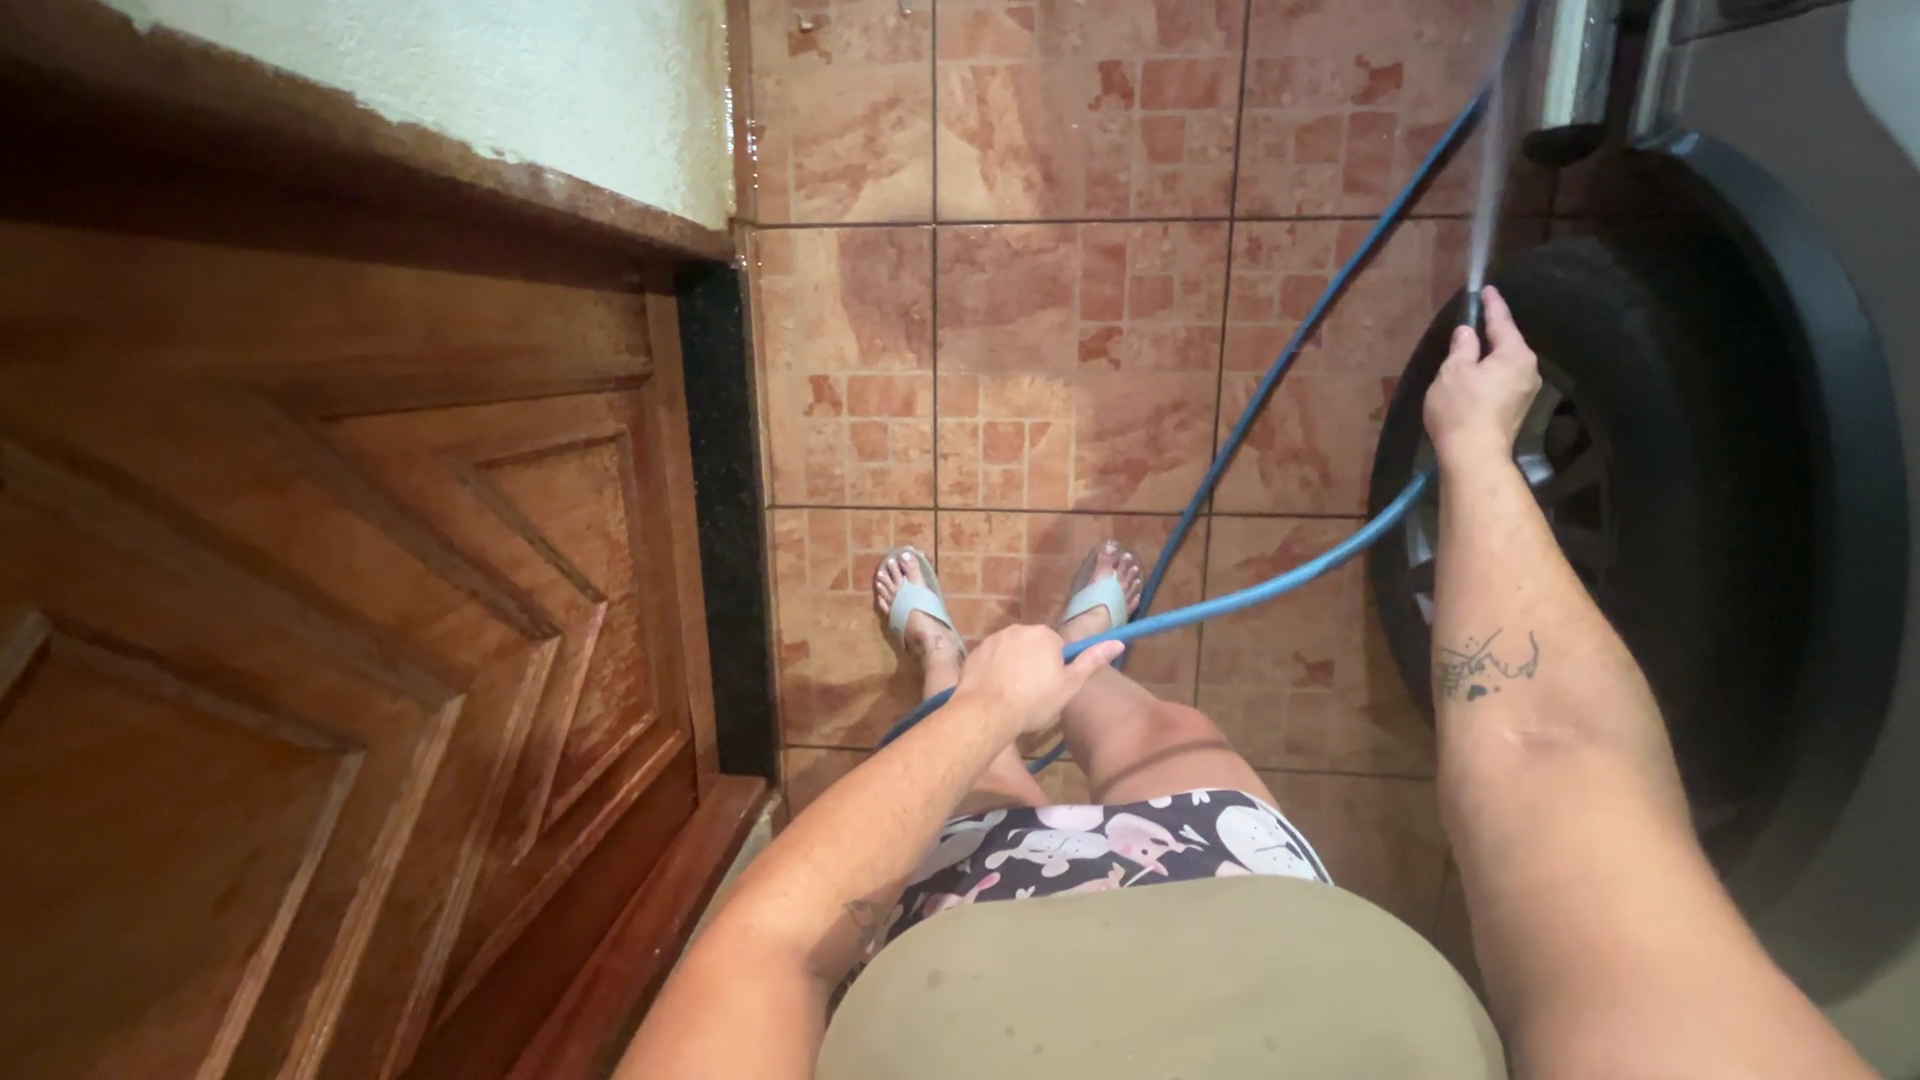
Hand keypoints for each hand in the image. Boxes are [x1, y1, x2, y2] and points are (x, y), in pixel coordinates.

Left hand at [951, 625, 1124, 735]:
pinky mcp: (975, 652)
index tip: (1049, 687)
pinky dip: (994, 671)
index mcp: (1044, 634)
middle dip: (1033, 664)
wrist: (987, 711)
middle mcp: (1018, 629)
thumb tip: (1118, 642)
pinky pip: (991, 659)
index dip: (1055, 668)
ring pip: (1010, 652)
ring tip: (1012, 695)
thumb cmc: (1034, 700)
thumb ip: (1092, 660)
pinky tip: (995, 692)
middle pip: (1032, 646)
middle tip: (1032, 693)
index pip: (1056, 646)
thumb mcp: (1070, 684)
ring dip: (1013, 667)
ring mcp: (994, 639)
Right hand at [1424, 286, 1541, 469]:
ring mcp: (1526, 391)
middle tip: (1473, 325)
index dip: (1492, 305)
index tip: (1488, 289)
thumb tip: (1468, 332)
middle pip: (1507, 344)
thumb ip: (1462, 348)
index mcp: (1515, 354)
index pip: (1502, 322)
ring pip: (1505, 365)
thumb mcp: (1453, 372)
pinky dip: (1488, 376)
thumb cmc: (1460, 408)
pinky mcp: (1517, 409)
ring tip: (1469, 356)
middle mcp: (1528, 369)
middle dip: (1491, 335)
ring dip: (1488, 358)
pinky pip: (1502, 381)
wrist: (1473, 453)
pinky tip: (1474, 380)